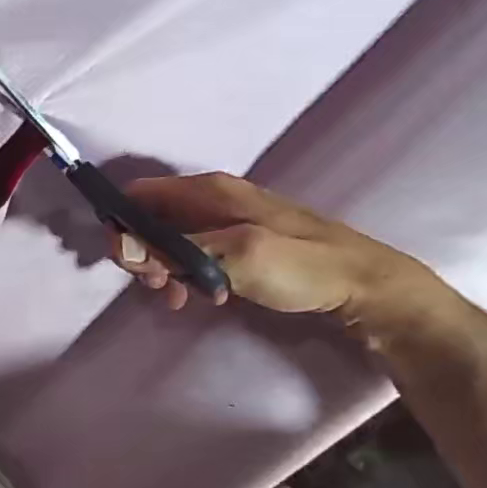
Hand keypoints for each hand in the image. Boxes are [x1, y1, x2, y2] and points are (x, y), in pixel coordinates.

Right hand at [109, 171, 444, 328]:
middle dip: (141, 252)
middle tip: (155, 284)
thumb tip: (122, 247)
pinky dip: (182, 274)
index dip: (120, 224)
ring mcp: (223, 220)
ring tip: (176, 296)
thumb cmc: (303, 266)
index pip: (138, 194)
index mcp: (208, 191)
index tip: (127, 261)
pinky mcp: (234, 242)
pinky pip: (189, 252)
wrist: (365, 288)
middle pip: (148, 218)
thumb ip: (176, 250)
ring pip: (166, 239)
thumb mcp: (236, 256)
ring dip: (160, 268)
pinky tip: (196, 296)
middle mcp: (211, 199)